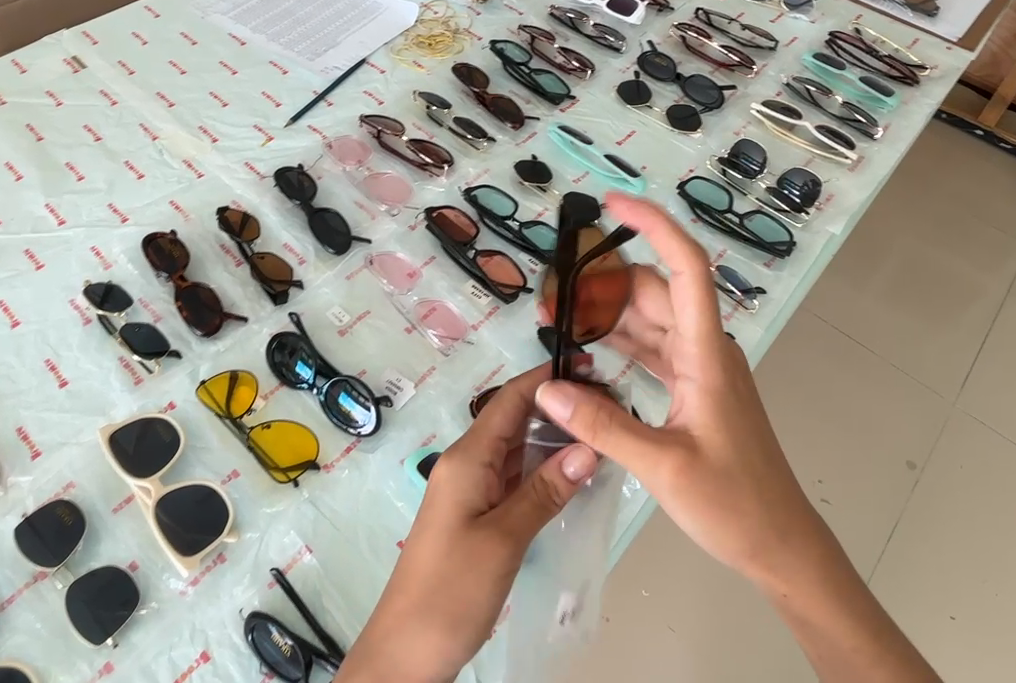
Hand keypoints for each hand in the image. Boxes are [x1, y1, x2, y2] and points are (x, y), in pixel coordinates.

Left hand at [338, 363, 594, 682]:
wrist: (406, 652)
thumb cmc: (450, 590)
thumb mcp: (503, 539)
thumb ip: (545, 491)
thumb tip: (589, 447)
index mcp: (467, 458)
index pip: (510, 400)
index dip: (547, 378)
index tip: (590, 364)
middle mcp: (468, 464)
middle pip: (516, 420)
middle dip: (558, 407)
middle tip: (608, 401)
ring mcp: (472, 490)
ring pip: (518, 449)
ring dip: (554, 438)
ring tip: (601, 430)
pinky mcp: (478, 515)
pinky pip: (515, 478)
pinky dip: (544, 470)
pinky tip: (574, 472)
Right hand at [533, 191, 826, 584]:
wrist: (780, 544)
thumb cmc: (734, 503)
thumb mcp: (662, 466)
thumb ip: (602, 426)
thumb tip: (547, 388)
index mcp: (706, 353)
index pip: (685, 269)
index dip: (654, 227)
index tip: (613, 205)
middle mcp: (704, 349)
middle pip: (654, 293)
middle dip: (604, 282)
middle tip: (550, 292)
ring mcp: (699, 370)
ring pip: (649, 321)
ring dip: (607, 313)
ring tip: (557, 316)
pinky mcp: (692, 391)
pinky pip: (650, 351)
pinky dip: (618, 344)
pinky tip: (585, 349)